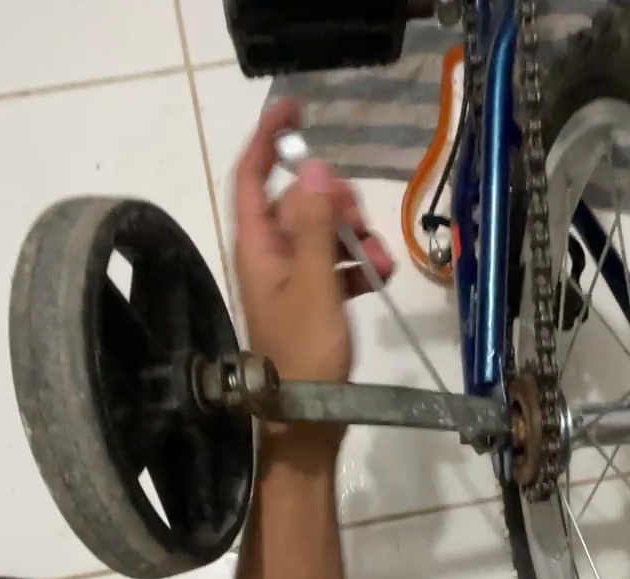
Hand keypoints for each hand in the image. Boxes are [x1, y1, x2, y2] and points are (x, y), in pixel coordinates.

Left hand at [232, 99, 394, 460]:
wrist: (309, 418)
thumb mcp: (314, 285)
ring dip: (352, 236)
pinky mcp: (311, 302)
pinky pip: (333, 267)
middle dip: (331, 200)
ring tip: (379, 257)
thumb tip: (314, 169)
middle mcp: (267, 258)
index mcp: (256, 248)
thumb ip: (315, 226)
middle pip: (294, 202)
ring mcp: (290, 281)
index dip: (269, 140)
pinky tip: (379, 277)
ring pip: (319, 234)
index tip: (296, 109)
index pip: (250, 176)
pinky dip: (356, 266)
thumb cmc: (306, 354)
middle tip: (358, 215)